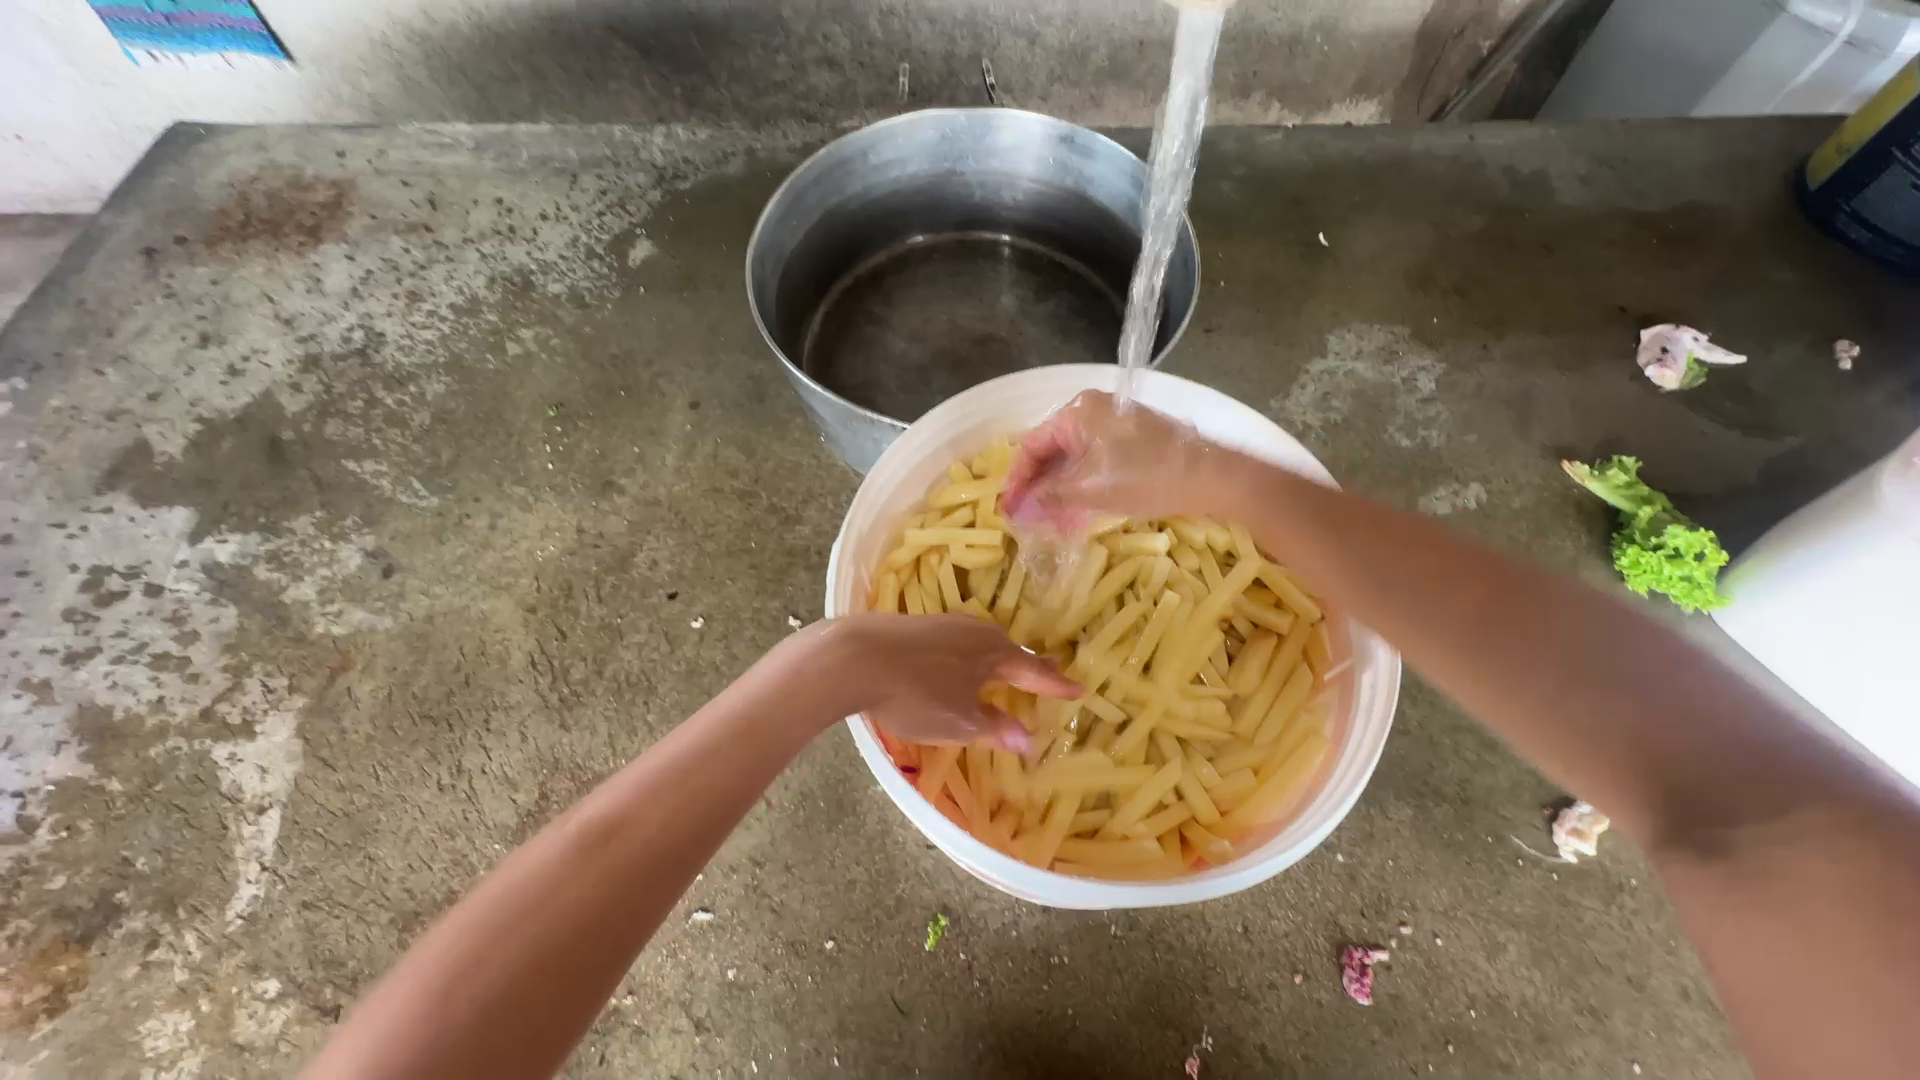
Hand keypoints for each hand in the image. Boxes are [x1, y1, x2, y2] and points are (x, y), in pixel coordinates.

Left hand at [822, 614, 1079, 751]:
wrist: (855, 656)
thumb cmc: (916, 694)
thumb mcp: (959, 721)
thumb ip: (994, 728)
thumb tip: (1028, 739)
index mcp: (995, 654)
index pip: (1035, 672)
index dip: (1056, 685)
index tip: (1080, 689)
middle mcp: (976, 632)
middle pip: (1010, 652)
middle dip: (1030, 665)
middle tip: (1050, 672)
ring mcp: (945, 625)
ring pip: (983, 643)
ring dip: (999, 658)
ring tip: (1006, 668)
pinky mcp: (917, 627)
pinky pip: (958, 642)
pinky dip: (970, 655)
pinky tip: (959, 662)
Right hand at [1001, 390, 1225, 530]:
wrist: (1210, 477)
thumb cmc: (1146, 476)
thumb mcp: (1091, 489)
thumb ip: (1050, 496)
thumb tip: (1021, 508)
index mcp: (1078, 412)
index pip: (1032, 445)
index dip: (1017, 479)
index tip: (1007, 508)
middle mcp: (1092, 412)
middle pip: (1051, 452)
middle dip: (1038, 488)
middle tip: (1024, 519)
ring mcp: (1113, 426)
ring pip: (1073, 461)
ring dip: (1058, 493)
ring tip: (1046, 524)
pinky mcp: (1130, 443)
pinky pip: (1093, 464)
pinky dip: (1080, 488)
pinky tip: (1072, 515)